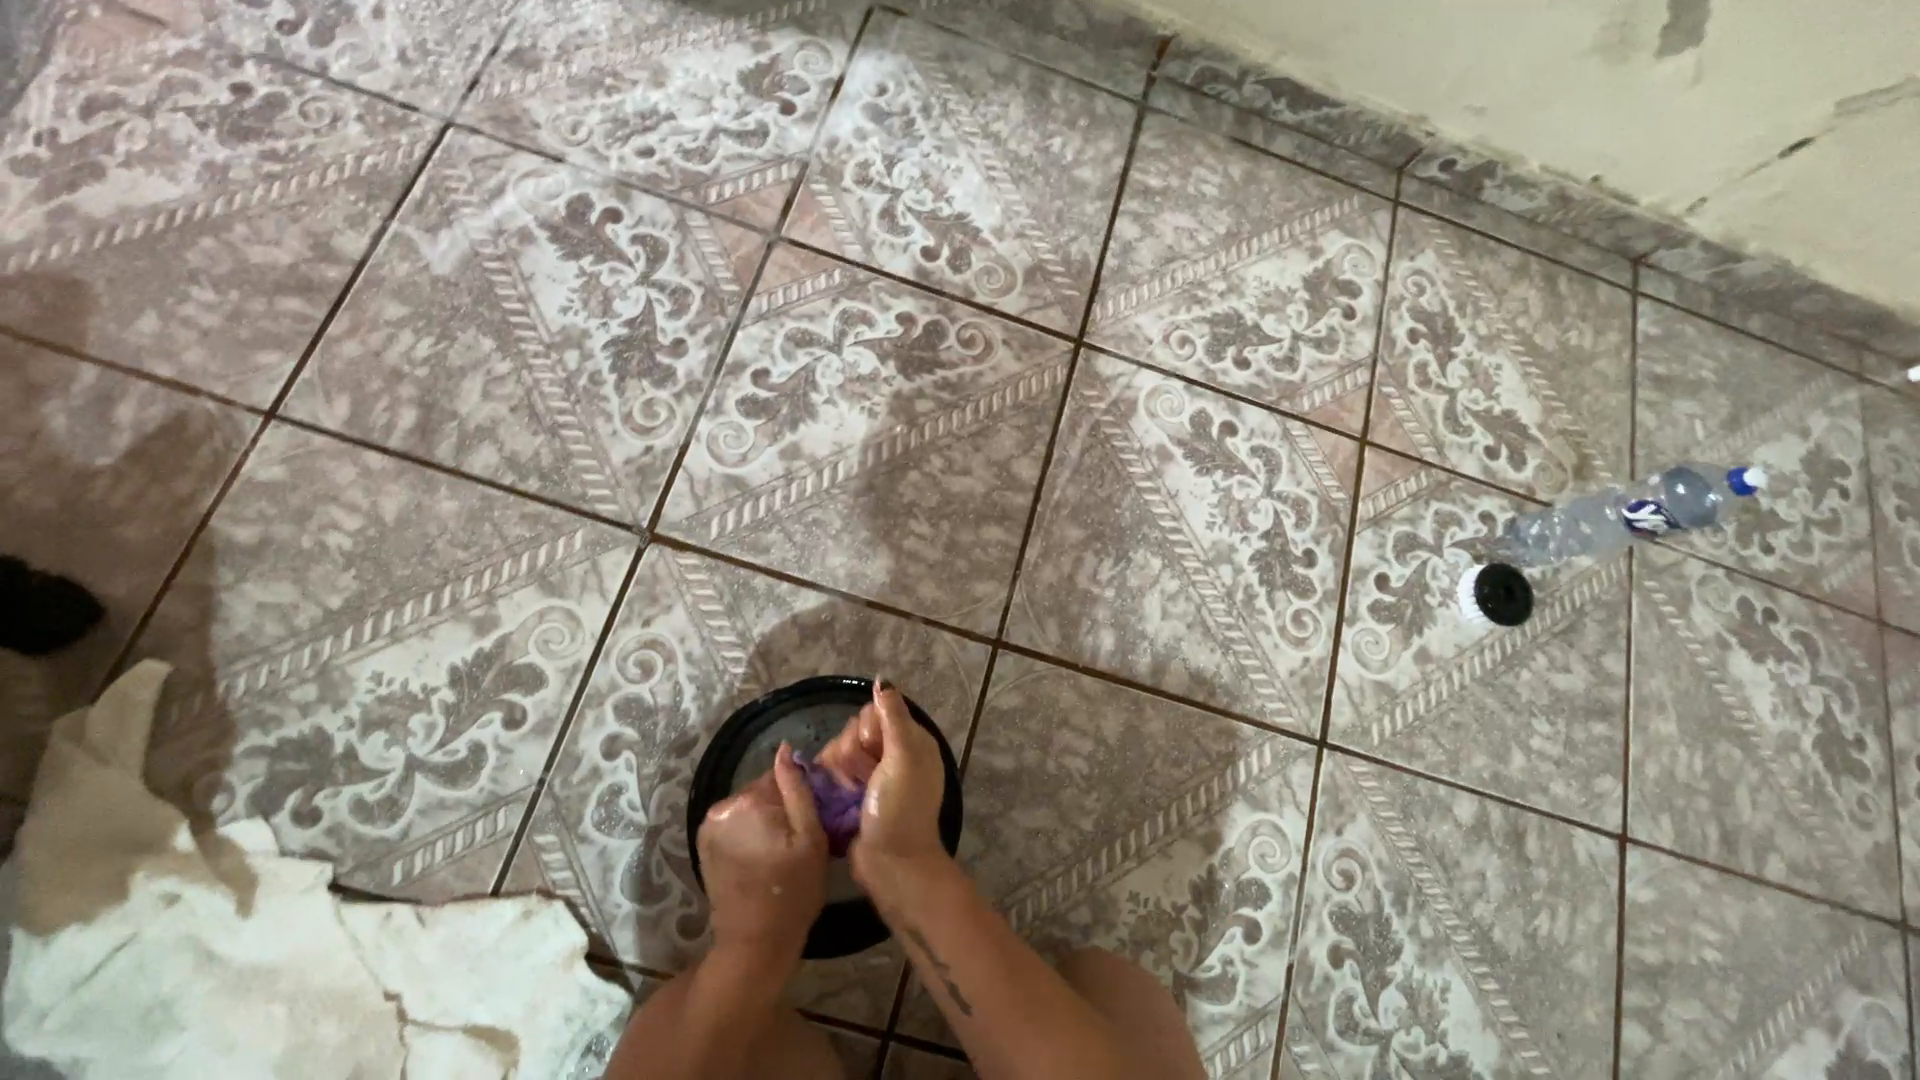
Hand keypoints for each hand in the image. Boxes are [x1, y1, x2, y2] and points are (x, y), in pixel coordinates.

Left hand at [697, 742, 827, 961]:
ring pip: (749, 808)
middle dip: (780, 808)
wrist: (754, 942)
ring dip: (764, 822)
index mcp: (749, 801)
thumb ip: (798, 789)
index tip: (810, 821)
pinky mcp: (703, 846)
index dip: (799, 796)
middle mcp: (722, 807)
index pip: (781, 775)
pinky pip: (735, 825)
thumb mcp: (811, 838)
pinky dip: (749, 834)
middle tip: (797, 841)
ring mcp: (708, 827)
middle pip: (762, 791)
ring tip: (780, 853)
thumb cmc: (793, 891)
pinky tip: (761, 859)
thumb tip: (786, 750)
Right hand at [816, 678, 949, 895]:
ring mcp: (869, 774)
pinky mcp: (850, 792)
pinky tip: (839, 797)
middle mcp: (890, 753)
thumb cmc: (901, 809)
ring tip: (854, 792)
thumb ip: (893, 717)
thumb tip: (883, 681)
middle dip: (854, 752)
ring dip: (842, 770)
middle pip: (854, 730)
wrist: (890, 863)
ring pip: (839, 749)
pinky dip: (833, 781)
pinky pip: (830, 770)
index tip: (877, 751)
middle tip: (867, 778)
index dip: (869, 729)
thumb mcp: (904, 758)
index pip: (875, 712)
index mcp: (910, 741)